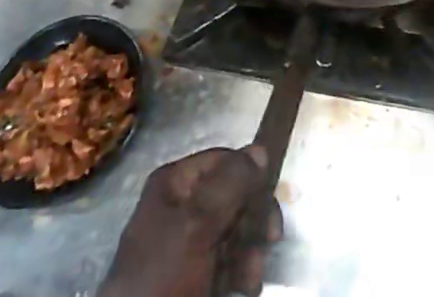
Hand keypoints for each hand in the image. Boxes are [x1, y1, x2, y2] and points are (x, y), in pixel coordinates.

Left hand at [98, 146, 283, 296]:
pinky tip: (245, 286)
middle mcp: (184, 206)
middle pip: (234, 196)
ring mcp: (191, 242)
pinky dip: (243, 271)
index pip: (224, 161)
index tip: (270, 198)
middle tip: (269, 239)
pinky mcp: (199, 274)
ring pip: (237, 231)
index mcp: (176, 183)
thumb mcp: (196, 224)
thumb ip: (229, 185)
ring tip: (250, 275)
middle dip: (254, 219)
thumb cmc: (163, 275)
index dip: (249, 176)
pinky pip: (232, 261)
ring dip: (252, 250)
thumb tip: (260, 150)